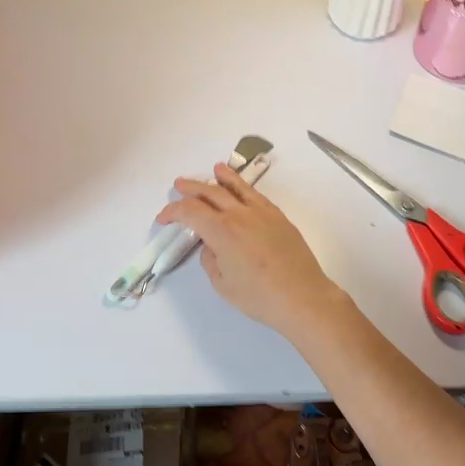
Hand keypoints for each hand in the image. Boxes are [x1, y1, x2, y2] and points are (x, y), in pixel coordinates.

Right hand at [157, 163, 342, 333]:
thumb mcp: (223, 284)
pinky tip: (242, 188)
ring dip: (222, 177)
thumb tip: (210, 245)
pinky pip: (257, 195)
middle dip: (192, 188)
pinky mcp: (278, 216)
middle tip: (179, 185)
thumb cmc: (258, 296)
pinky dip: (245, 187)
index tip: (163, 218)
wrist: (301, 295)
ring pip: (238, 188)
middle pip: (211, 193)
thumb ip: (211, 260)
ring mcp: (261, 212)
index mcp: (221, 231)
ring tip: (215, 169)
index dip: (173, 211)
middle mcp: (239, 214)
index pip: (190, 211)